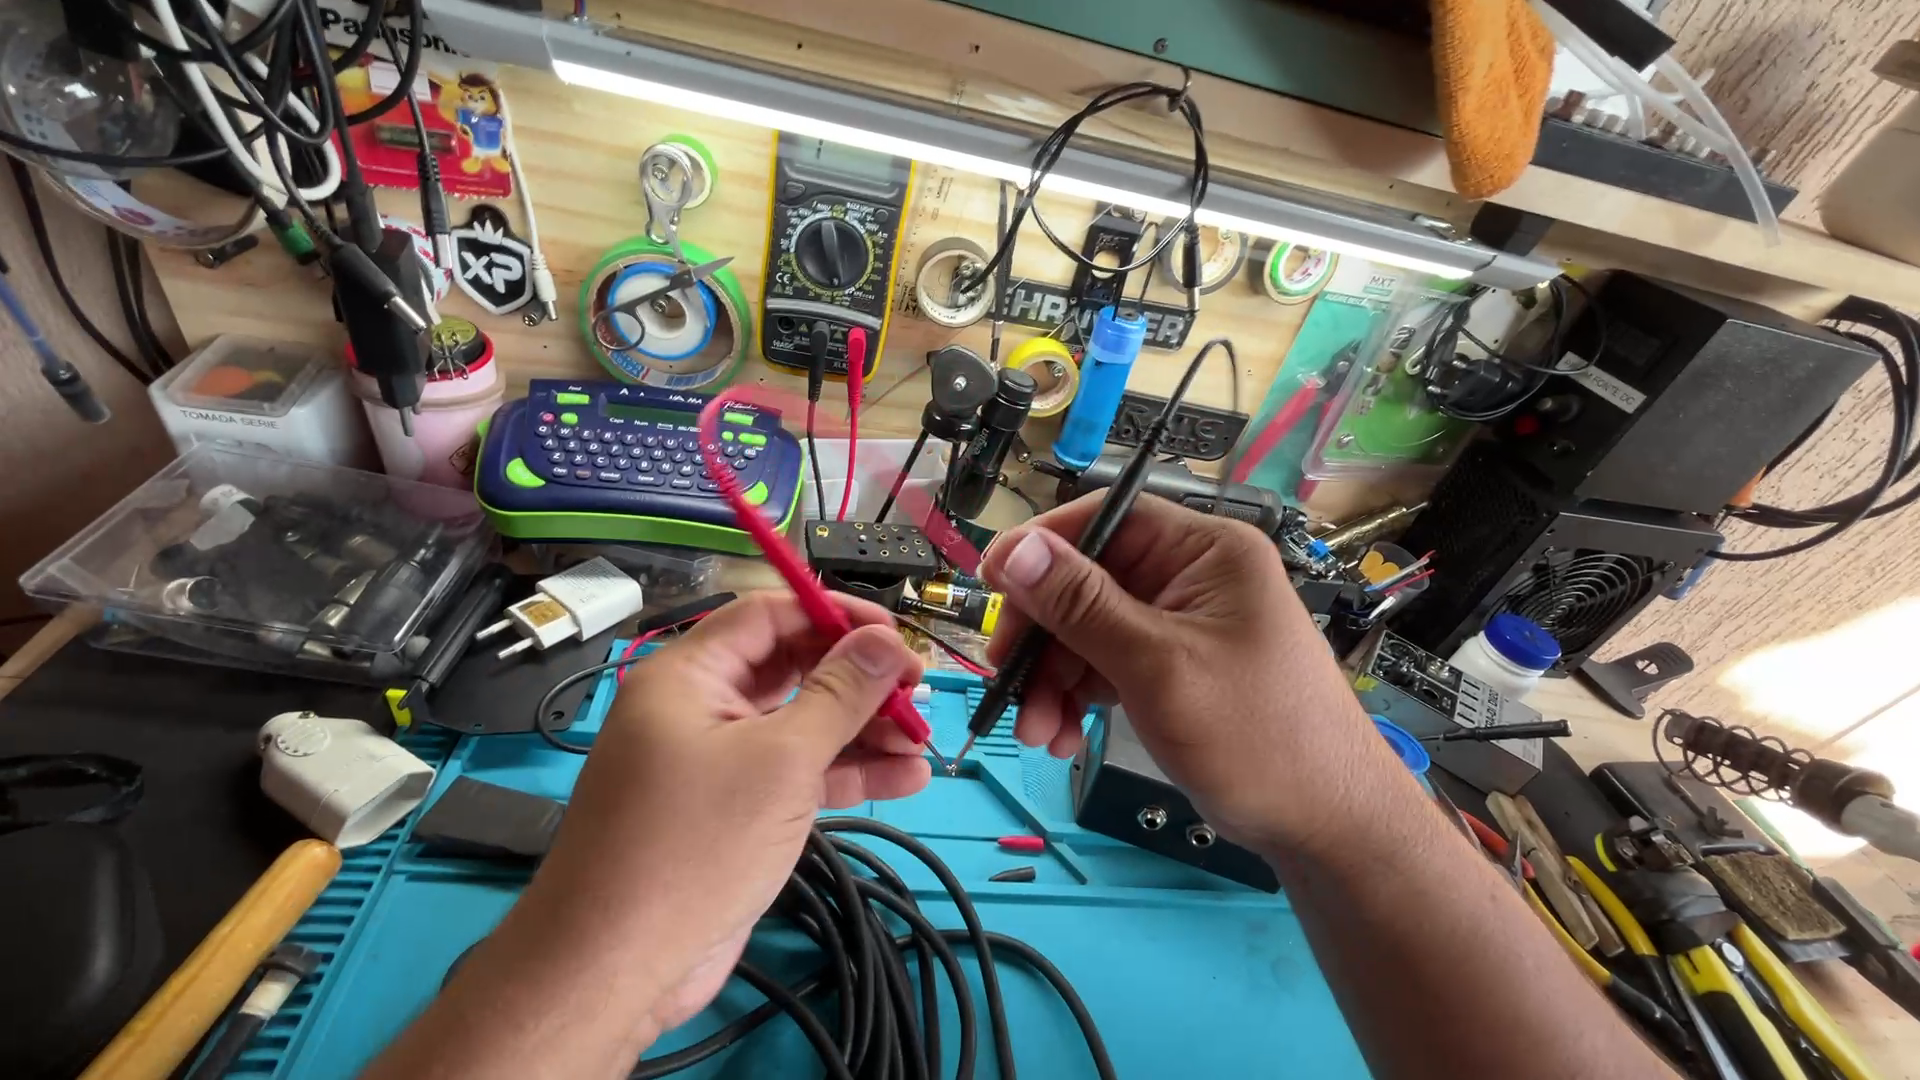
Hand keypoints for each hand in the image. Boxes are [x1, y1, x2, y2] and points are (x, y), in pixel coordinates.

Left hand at [516, 591, 927, 1036]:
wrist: (617, 972)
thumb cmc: (695, 844)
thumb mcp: (781, 760)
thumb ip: (840, 694)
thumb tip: (886, 641)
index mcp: (692, 675)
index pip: (770, 615)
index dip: (836, 616)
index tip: (894, 634)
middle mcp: (704, 707)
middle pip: (794, 669)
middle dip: (859, 681)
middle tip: (917, 691)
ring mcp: (723, 761)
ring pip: (804, 725)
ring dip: (865, 732)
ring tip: (921, 743)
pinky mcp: (740, 809)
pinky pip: (800, 773)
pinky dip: (847, 774)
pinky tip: (905, 779)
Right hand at [979, 494, 1387, 853]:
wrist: (1325, 828)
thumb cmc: (1256, 735)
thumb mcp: (1159, 666)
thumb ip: (1082, 605)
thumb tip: (1013, 549)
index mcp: (1203, 550)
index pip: (1106, 519)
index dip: (1043, 548)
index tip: (993, 586)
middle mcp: (1187, 576)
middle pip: (1086, 582)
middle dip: (1042, 636)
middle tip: (1004, 679)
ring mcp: (1176, 625)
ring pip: (1086, 631)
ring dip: (1051, 678)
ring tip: (1036, 731)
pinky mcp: (1167, 667)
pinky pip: (1103, 665)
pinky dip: (1075, 696)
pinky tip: (1059, 734)